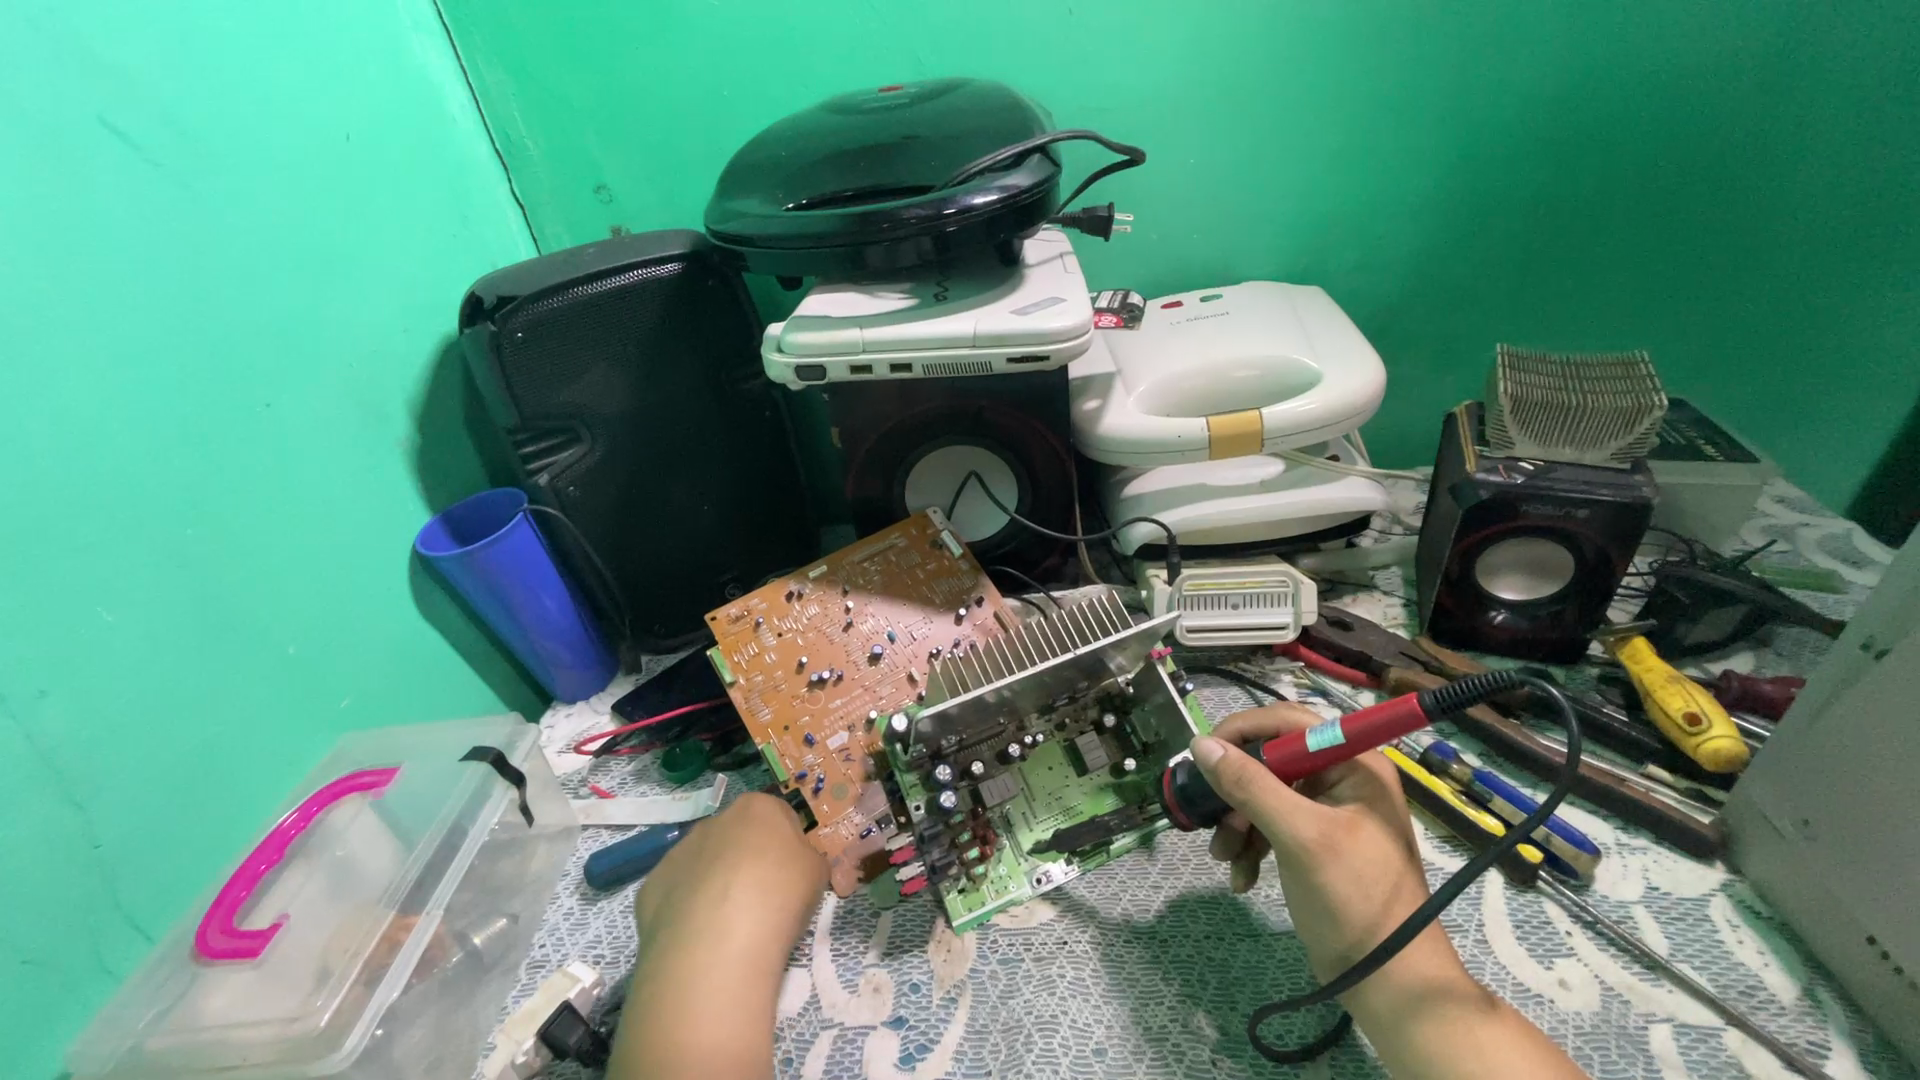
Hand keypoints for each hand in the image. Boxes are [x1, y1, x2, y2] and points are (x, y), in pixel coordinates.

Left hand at [633, 792, 825, 961]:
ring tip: (729, 927)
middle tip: (762, 902)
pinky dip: (688, 911)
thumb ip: (806, 860)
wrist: (716, 947)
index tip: (791, 877)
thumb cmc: (778, 897)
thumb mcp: (817, 873)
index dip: (788, 847)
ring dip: (715, 885)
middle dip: (748, 862)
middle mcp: (713, 821)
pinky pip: (677, 895)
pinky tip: (700, 938)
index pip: (779, 816)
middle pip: (737, 837)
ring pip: (703, 865)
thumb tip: (792, 867)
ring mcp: (677, 853)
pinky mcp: (651, 888)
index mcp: (757, 808)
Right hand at [1193, 706, 1590, 1078]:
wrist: (1389, 983)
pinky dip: (1251, 845)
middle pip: (1272, 759)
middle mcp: (1344, 778)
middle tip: (1212, 816)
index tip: (1205, 752)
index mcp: (1356, 764)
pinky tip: (1242, 876)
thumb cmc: (1353, 899)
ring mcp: (1330, 812)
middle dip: (1237, 789)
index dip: (1245, 729)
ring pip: (1265, 794)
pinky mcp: (1316, 842)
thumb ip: (1250, 786)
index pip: (1291, 720)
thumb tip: (1200, 744)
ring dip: (1238, 822)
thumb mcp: (1299, 838)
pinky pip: (1271, 825)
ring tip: (1224, 856)